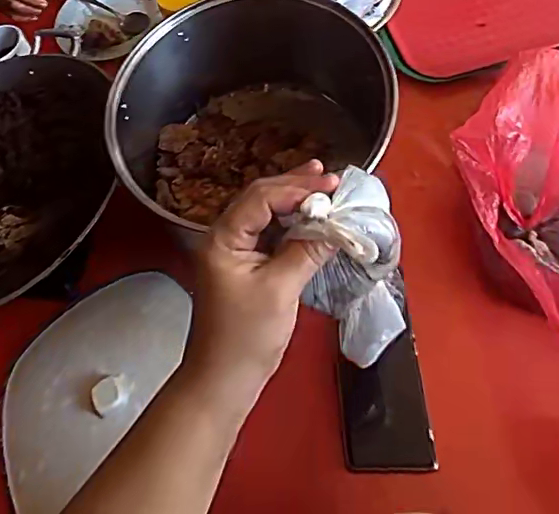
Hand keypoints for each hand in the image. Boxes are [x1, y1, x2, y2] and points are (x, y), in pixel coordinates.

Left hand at [186, 163, 338, 396]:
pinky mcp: (244, 263)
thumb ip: (307, 251)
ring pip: (265, 211)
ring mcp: (233, 250)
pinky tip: (309, 214)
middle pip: (261, 197)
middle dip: (295, 184)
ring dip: (294, 197)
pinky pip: (268, 229)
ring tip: (321, 182)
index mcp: (223, 239)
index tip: (329, 185)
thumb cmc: (245, 339)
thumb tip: (337, 224)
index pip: (261, 198)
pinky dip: (291, 219)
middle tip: (328, 175)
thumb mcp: (280, 290)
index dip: (296, 188)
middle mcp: (224, 236)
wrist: (221, 384)